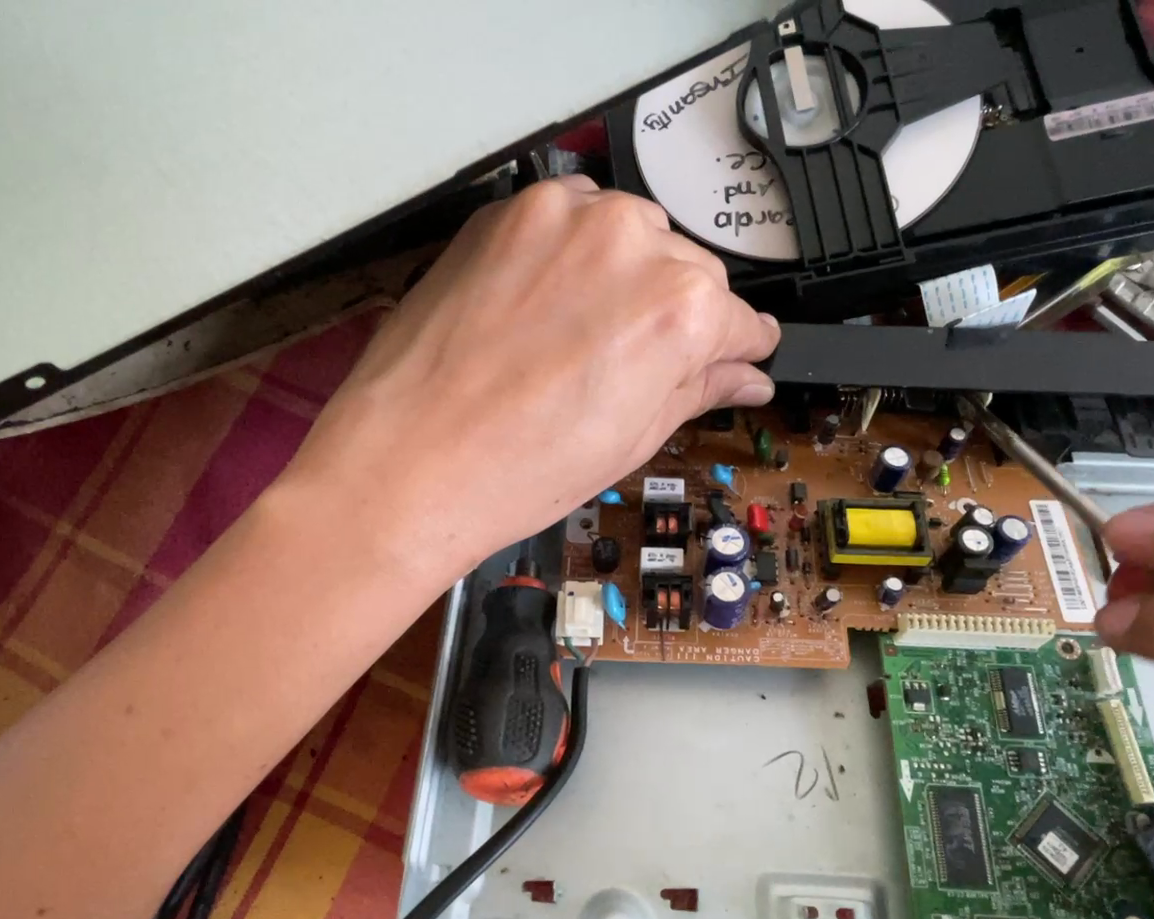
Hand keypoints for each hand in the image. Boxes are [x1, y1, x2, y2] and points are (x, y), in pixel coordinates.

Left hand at [283, 176, 778, 577]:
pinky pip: (570, 220)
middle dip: (677, 314)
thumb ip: (698, 389)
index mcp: (680, 310)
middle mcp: (631, 245)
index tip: (733, 356)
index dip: (737, 348)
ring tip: (583, 336)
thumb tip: (742, 376)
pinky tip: (547, 308)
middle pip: (690, 269)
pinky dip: (571, 255)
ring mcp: (564, 220)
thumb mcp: (631, 439)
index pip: (742, 318)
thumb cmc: (514, 469)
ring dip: (624, 276)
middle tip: (638, 363)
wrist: (410, 463)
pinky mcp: (508, 213)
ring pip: (632, 235)